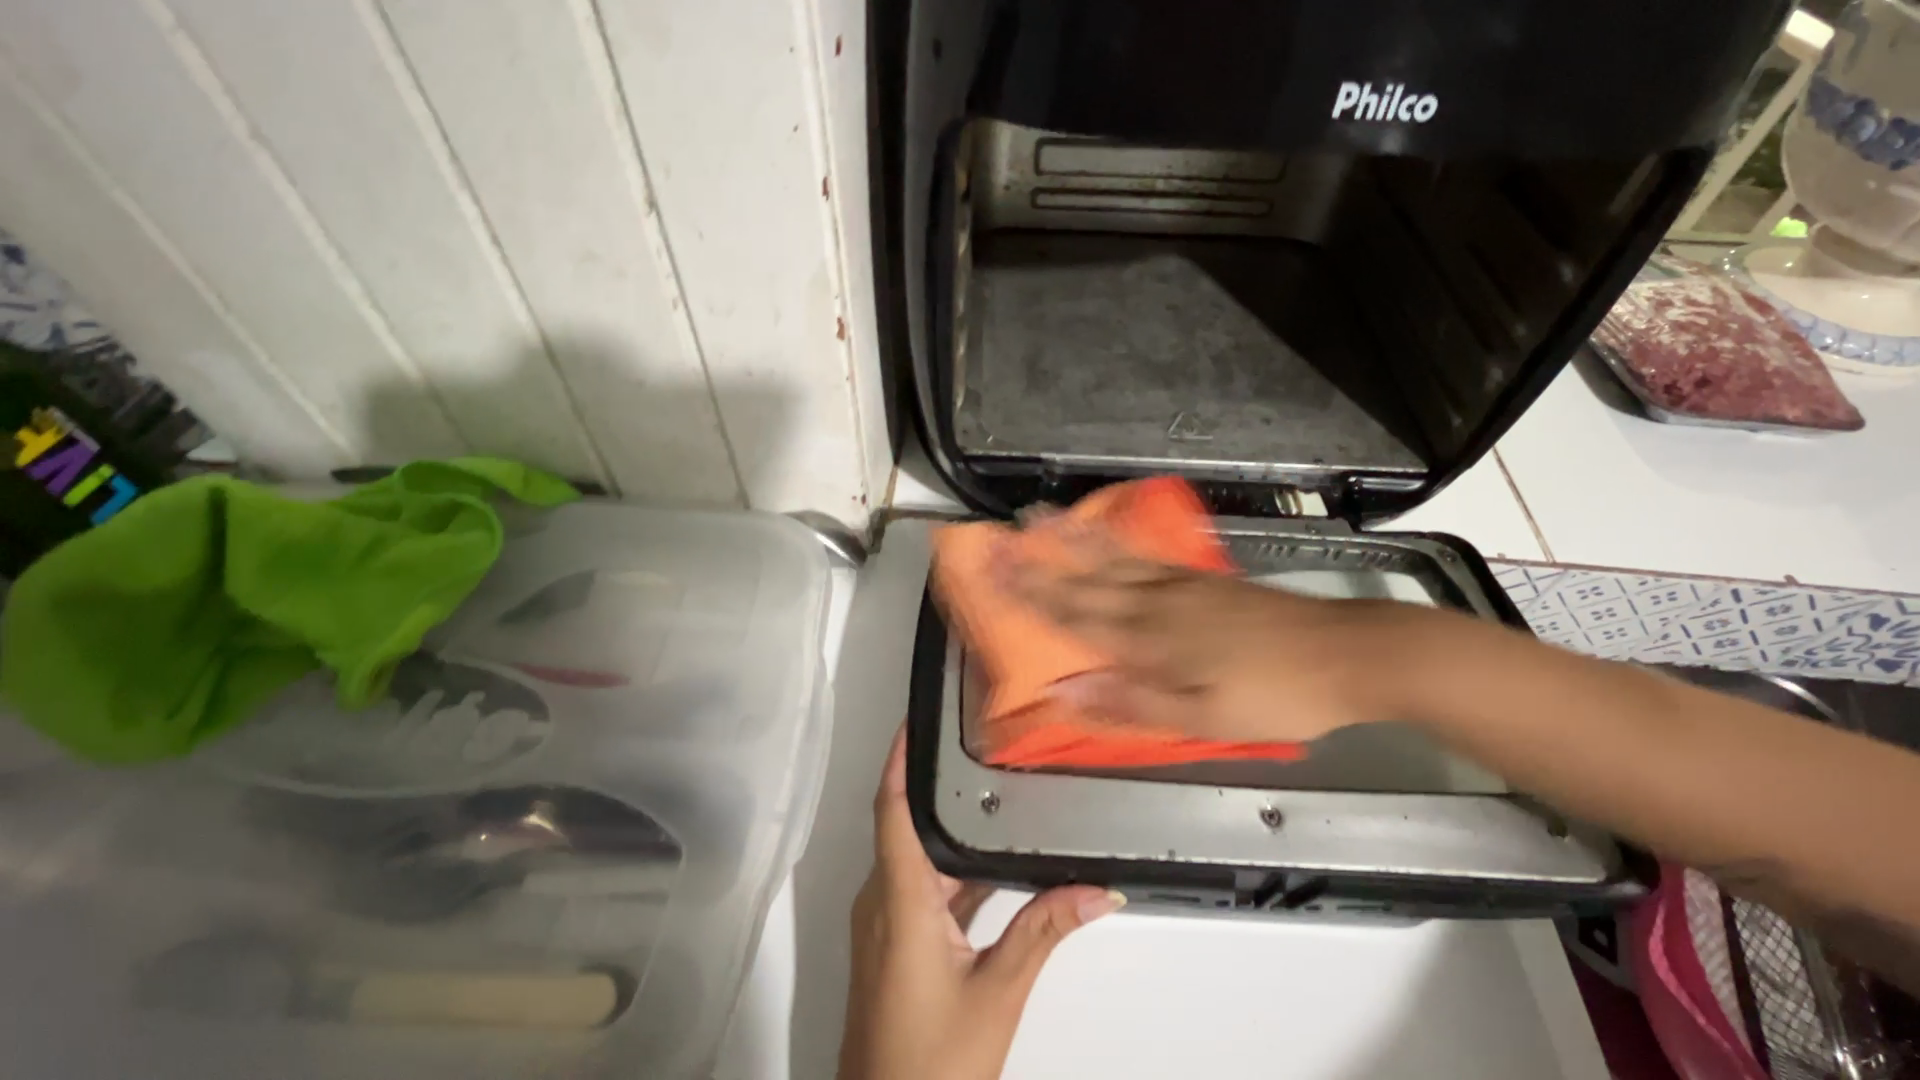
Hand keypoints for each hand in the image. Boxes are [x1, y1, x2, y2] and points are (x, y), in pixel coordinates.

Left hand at [838, 727, 1123, 1079]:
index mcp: (898, 901)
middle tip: (979, 750)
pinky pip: (921, 893)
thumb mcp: (998, 992)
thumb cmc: (933, 1059)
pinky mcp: (892, 947)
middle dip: (939, 788)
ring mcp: (883, 927)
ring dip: (951, 834)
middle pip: (908, 828)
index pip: (893, 810)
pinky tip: (993, 869)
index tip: (915, 720)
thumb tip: (1099, 891)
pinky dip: (953, 875)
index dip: (899, 760)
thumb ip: (1044, 931)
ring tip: (996, 797)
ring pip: (918, 862)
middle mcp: (881, 903)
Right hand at [1001, 520, 1412, 743]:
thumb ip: (1131, 703)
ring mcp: (1183, 585)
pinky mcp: (1205, 579)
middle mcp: (1157, 602)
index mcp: (1150, 639)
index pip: (1074, 614)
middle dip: (1036, 563)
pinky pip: (1146, 554)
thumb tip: (1064, 691)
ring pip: (1113, 559)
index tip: (990, 574)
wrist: (1347, 655)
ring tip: (1038, 520)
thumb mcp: (1202, 718)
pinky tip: (1106, 533)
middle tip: (996, 541)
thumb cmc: (1274, 698)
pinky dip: (1116, 541)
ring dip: (1070, 541)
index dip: (1028, 595)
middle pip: (1085, 580)